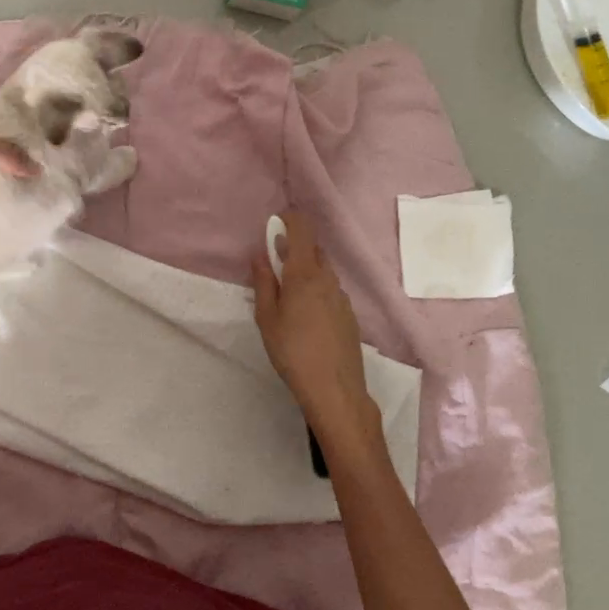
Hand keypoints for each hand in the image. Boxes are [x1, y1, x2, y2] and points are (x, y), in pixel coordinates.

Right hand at [251, 212, 374, 423]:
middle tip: (273, 259)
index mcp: (305, 274)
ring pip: (323, 270)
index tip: (273, 224)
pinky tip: (304, 312)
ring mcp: (342, 297)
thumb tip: (259, 255)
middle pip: (314, 249)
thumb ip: (263, 282)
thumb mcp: (266, 318)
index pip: (302, 230)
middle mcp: (327, 279)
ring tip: (286, 289)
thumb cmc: (292, 351)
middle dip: (294, 245)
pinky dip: (316, 287)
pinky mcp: (349, 315)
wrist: (334, 389)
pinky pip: (330, 289)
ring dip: (305, 268)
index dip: (289, 219)